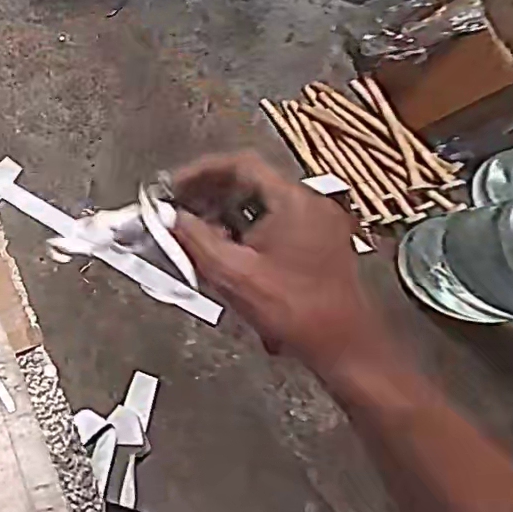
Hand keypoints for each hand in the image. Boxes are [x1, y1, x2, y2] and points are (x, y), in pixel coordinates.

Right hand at [169, 150, 391, 371]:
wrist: (341, 345)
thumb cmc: (292, 310)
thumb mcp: (231, 271)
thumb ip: (194, 238)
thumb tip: (171, 218)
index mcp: (293, 202)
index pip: (240, 166)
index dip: (199, 172)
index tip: (173, 186)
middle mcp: (309, 205)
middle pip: (249, 181)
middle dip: (208, 193)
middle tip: (177, 207)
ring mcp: (316, 223)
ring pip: (258, 202)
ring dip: (223, 211)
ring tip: (193, 229)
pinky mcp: (316, 242)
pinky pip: (271, 220)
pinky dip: (241, 226)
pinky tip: (220, 246)